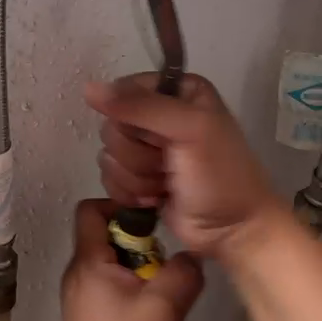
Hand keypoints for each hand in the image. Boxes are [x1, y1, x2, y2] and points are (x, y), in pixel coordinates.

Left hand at [57, 199, 204, 320]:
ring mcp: (77, 297)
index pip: (90, 209)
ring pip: (107, 263)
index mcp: (87, 261)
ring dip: (135, 268)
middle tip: (164, 263)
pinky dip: (128, 289)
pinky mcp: (84, 318)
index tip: (152, 223)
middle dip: (136, 242)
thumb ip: (183, 273)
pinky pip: (105, 286)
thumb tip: (192, 257)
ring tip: (161, 289)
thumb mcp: (165, 307)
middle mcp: (76, 273)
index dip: (120, 206)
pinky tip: (150, 312)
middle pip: (101, 236)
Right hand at [85, 73, 287, 261]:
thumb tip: (89, 90)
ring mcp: (147, 148)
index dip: (133, 116)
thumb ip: (142, 106)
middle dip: (137, 153)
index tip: (159, 136)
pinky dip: (130, 192)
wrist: (233, 231)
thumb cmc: (220, 176)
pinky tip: (156, 198)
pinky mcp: (138, 176)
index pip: (125, 90)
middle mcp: (160, 114)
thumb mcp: (190, 130)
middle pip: (113, 125)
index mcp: (178, 91)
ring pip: (109, 153)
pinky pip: (108, 177)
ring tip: (166, 184)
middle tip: (167, 164)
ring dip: (136, 176)